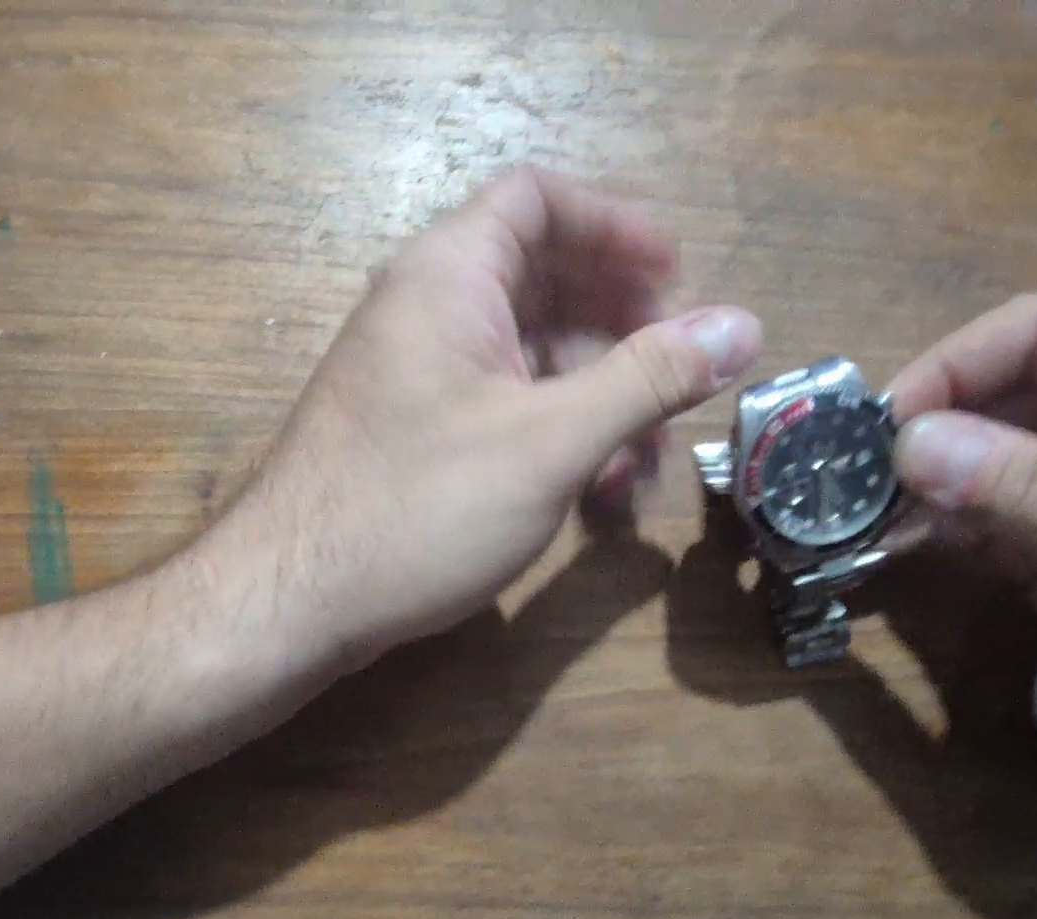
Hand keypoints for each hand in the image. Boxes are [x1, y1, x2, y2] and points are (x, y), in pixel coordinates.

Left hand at [210, 170, 761, 672]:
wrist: (294, 601)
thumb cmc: (418, 507)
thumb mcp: (549, 441)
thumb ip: (648, 378)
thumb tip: (742, 326)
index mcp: (449, 277)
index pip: (538, 200)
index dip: (614, 226)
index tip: (677, 277)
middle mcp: (428, 310)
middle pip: (543, 279)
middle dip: (620, 326)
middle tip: (677, 377)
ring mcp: (419, 375)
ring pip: (529, 356)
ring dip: (597, 398)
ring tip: (644, 464)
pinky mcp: (417, 432)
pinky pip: (502, 407)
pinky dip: (555, 434)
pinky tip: (594, 493)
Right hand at [886, 294, 1036, 766]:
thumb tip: (912, 443)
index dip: (953, 368)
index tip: (883, 433)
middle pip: (1004, 388)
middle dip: (930, 434)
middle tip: (862, 493)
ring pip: (984, 445)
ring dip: (926, 484)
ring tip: (876, 527)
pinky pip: (988, 500)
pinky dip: (941, 522)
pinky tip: (908, 548)